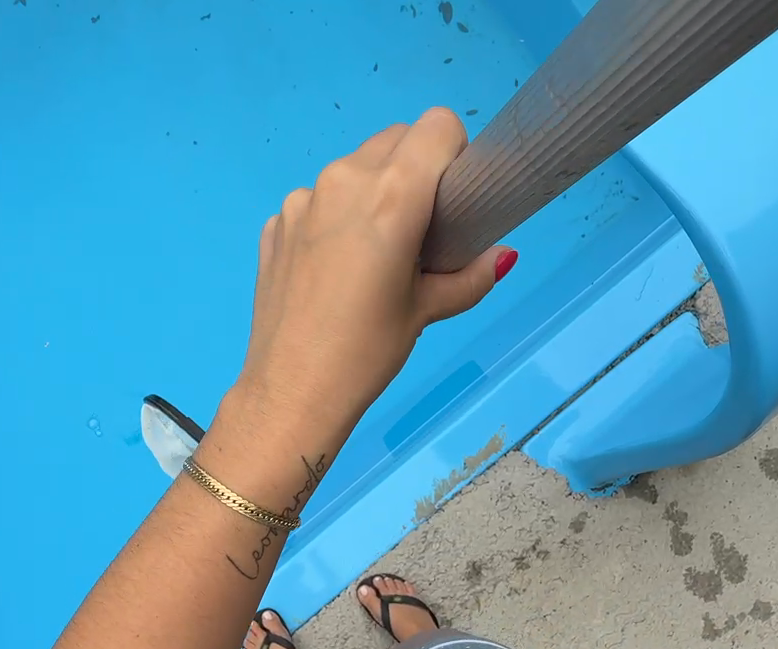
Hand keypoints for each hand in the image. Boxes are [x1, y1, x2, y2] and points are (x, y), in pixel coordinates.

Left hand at [229, 107, 515, 439]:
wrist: (291, 393)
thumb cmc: (367, 353)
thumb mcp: (426, 312)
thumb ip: (470, 276)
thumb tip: (504, 258)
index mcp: (391, 195)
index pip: (438, 126)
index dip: (453, 156)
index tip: (449, 200)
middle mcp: (342, 180)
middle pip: (394, 141)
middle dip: (413, 172)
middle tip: (414, 232)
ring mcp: (300, 201)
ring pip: (350, 171)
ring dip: (368, 194)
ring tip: (366, 257)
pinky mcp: (273, 226)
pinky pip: (314, 203)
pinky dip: (329, 221)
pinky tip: (327, 272)